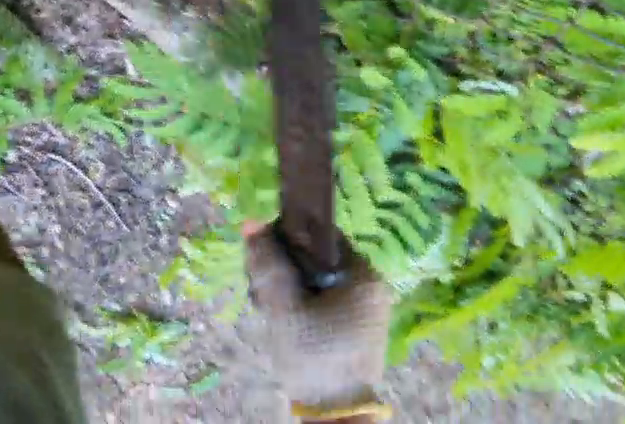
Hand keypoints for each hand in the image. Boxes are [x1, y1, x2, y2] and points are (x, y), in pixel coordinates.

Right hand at [244, 224, 393, 420]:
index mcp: (365, 275)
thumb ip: (268, 263)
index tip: (266, 256)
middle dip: (286, 268)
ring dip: (291, 288)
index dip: (289, 238)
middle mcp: (372, 287)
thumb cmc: (314, 357)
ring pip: (318, 280)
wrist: (334, 418)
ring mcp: (366, 310)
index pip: (321, 235)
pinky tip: (285, 320)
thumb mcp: (284, 307)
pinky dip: (303, 304)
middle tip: (263, 287)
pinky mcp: (357, 330)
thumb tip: (252, 221)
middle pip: (318, 257)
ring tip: (270, 307)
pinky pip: (325, 301)